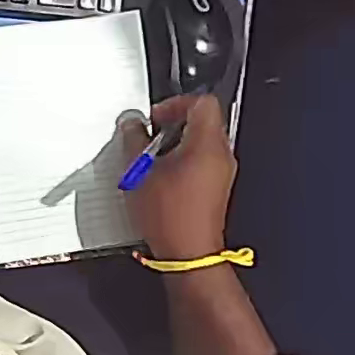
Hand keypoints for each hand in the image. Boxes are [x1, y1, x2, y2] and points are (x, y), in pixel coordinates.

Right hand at [120, 94, 235, 260]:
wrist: (187, 251)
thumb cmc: (167, 214)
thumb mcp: (139, 172)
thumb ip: (134, 140)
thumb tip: (132, 124)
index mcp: (206, 144)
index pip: (201, 103)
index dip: (174, 104)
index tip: (154, 117)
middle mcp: (221, 155)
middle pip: (201, 121)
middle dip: (171, 124)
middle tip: (147, 137)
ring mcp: (221, 171)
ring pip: (200, 141)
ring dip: (173, 143)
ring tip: (149, 159)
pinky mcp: (215, 186)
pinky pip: (200, 160)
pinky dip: (180, 159)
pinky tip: (158, 176)